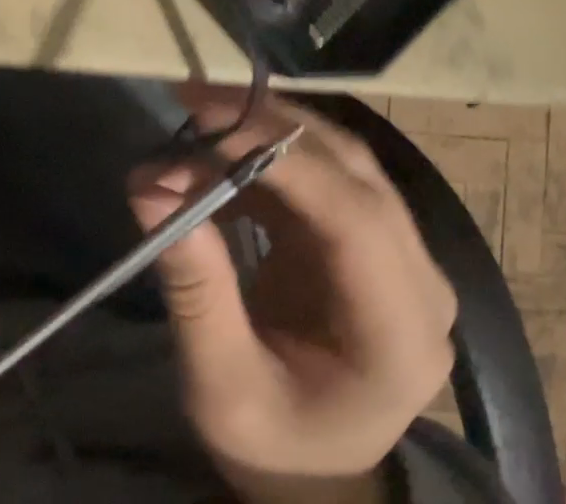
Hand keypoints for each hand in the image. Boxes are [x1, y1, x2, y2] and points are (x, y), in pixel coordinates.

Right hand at [129, 85, 457, 503]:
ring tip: (190, 115)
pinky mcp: (363, 244)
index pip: (354, 215)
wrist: (312, 472)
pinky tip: (211, 156)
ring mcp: (396, 257)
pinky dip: (262, 159)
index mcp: (398, 330)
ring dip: (264, 131)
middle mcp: (416, 280)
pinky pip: (317, 180)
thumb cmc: (273, 441)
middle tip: (187, 99)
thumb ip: (193, 287)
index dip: (282, 155)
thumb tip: (148, 183)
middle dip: (267, 126)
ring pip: (338, 162)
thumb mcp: (220, 382)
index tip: (202, 120)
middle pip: (352, 173)